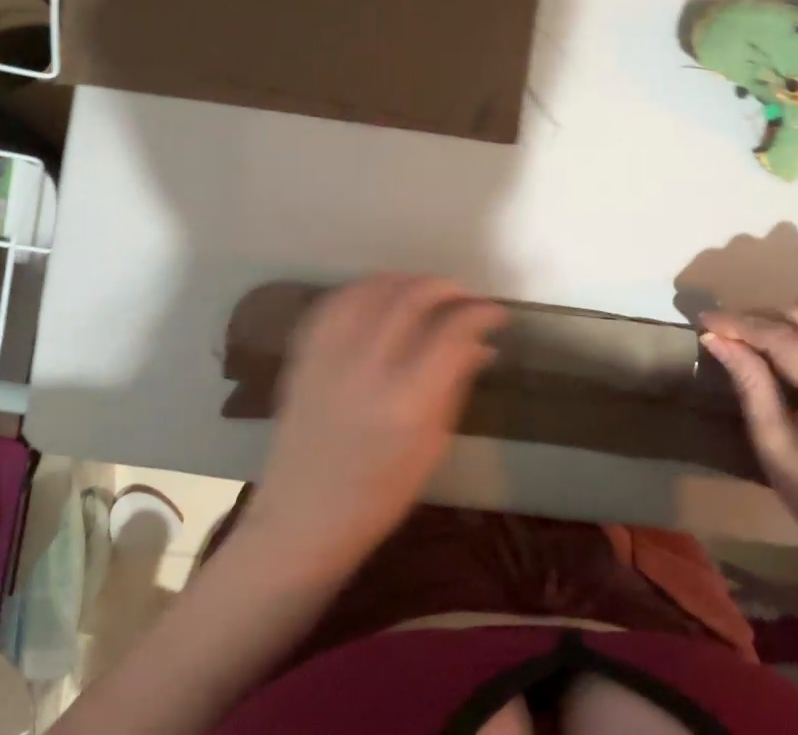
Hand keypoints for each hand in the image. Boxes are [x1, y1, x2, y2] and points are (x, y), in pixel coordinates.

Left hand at [248, 274, 504, 569]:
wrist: (303, 516)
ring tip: (422, 290)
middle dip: (444, 288)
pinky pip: (332, 304)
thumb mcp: (431, 448)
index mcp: (407, 401)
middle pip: (410, 299)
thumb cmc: (378, 495)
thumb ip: (454, 388)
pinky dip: (360, 291)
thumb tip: (480, 346)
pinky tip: (377, 297)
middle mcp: (366, 369)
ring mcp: (328, 358)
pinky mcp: (302, 357)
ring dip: (402, 281)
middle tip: (462, 297)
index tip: (495, 313)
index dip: (480, 313)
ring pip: (369, 291)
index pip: (451, 332)